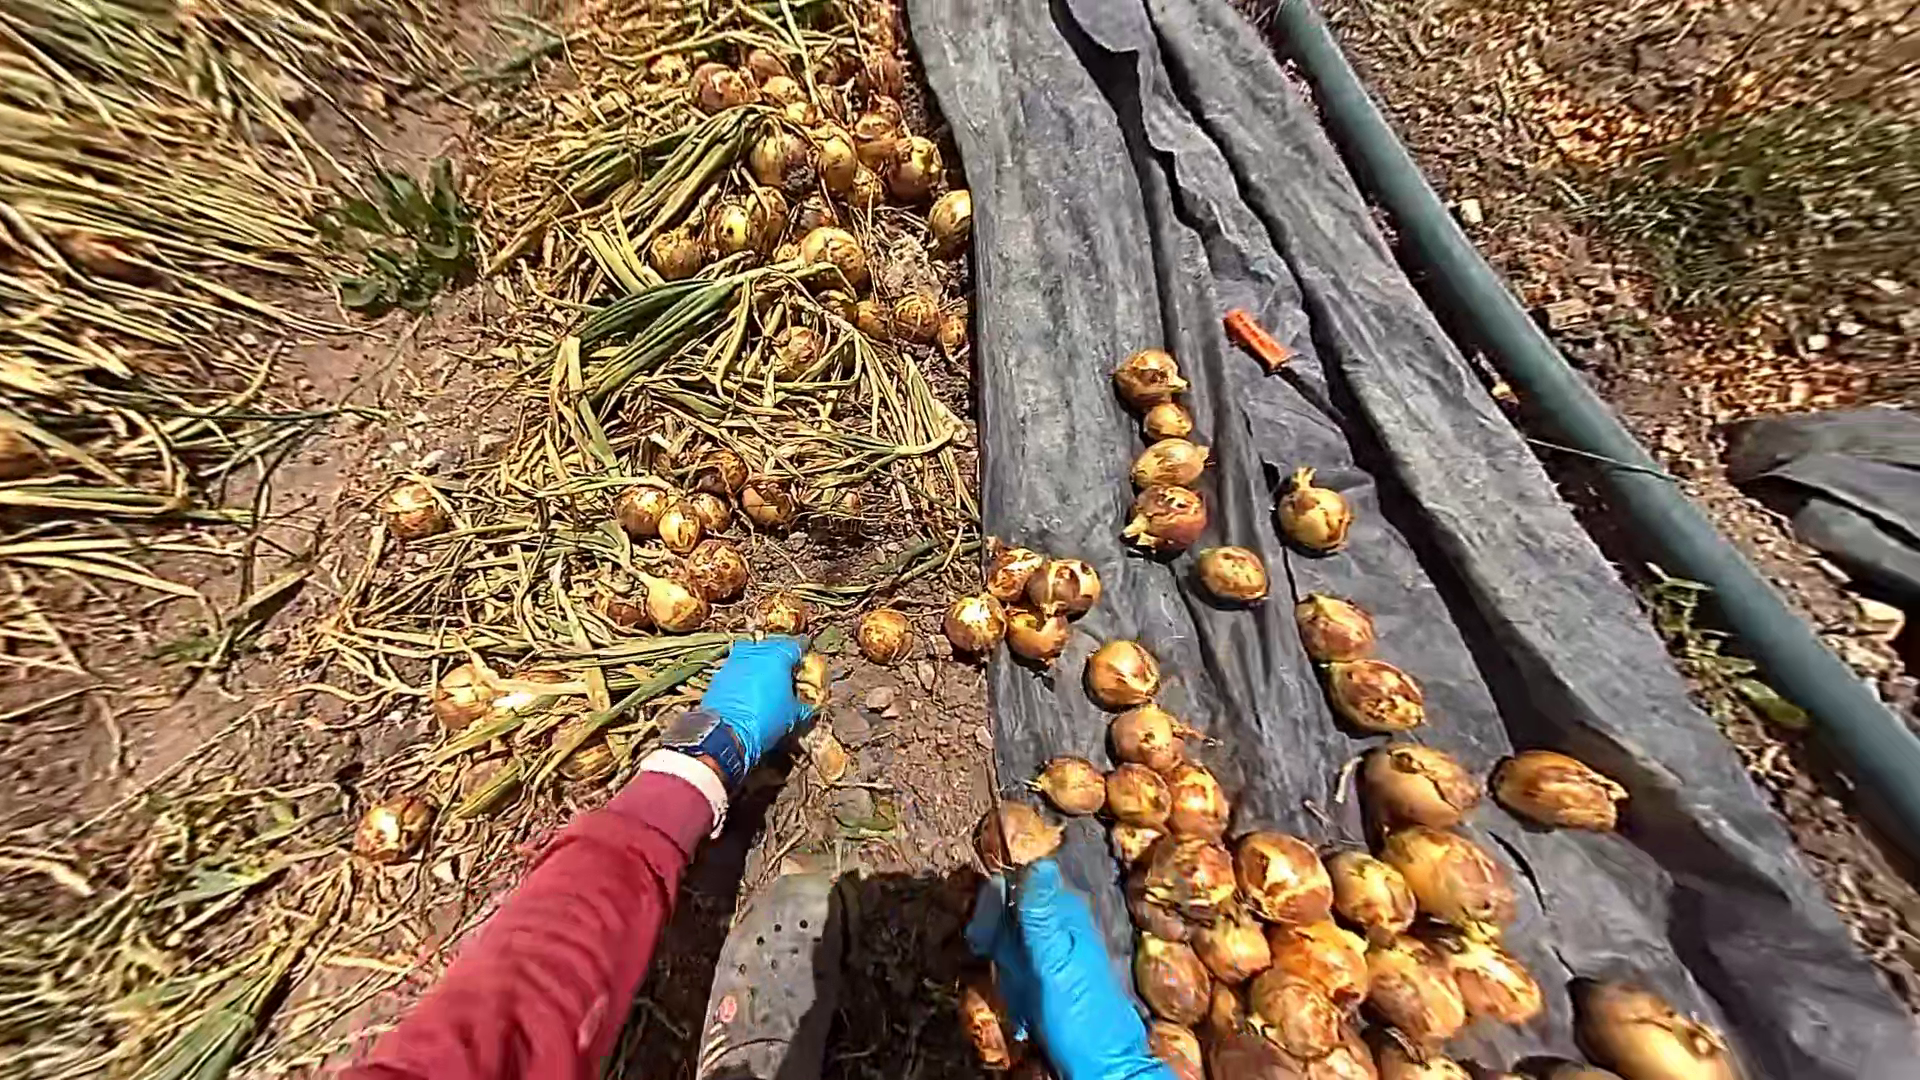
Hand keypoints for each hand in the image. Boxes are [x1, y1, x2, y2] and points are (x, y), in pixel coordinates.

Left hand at [700, 636, 812, 765]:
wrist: (723, 735)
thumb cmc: (764, 720)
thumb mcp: (792, 715)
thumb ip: (802, 704)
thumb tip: (807, 706)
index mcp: (778, 657)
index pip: (797, 644)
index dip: (804, 647)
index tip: (808, 650)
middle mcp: (755, 653)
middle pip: (773, 644)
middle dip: (781, 651)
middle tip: (789, 663)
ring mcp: (734, 662)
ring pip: (752, 653)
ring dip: (760, 660)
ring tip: (767, 674)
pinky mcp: (718, 677)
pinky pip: (737, 668)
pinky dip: (745, 673)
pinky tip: (749, 687)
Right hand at [966, 859, 1172, 1079]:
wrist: (1104, 1069)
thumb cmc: (1081, 1018)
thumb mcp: (1055, 963)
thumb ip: (1041, 914)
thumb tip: (1037, 861)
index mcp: (1064, 911)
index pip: (1018, 879)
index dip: (993, 899)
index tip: (980, 929)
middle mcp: (1059, 921)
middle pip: (1011, 903)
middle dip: (992, 926)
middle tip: (983, 952)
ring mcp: (1054, 947)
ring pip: (1010, 930)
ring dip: (998, 952)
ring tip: (1004, 982)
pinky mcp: (1048, 972)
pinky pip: (1017, 958)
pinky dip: (1007, 972)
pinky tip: (1013, 996)